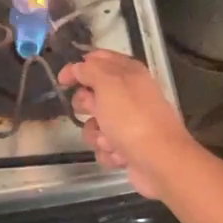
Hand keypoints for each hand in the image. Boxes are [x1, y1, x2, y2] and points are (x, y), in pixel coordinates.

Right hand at [58, 49, 196, 200]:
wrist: (160, 162)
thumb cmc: (132, 119)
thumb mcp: (108, 84)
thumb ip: (89, 70)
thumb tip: (78, 67)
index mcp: (128, 73)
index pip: (98, 59)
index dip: (78, 68)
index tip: (62, 81)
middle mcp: (129, 95)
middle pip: (92, 93)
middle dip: (86, 105)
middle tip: (92, 110)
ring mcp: (128, 122)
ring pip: (94, 124)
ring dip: (97, 134)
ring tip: (110, 141)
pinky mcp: (127, 146)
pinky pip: (103, 145)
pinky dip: (108, 151)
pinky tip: (120, 155)